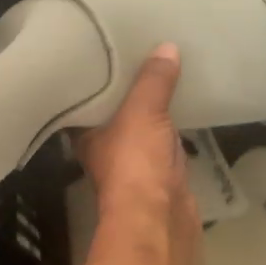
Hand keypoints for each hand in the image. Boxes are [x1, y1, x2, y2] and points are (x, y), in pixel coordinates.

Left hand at [82, 43, 194, 227]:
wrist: (160, 217)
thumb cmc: (136, 163)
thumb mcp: (143, 112)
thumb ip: (154, 81)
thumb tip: (167, 47)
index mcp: (85, 132)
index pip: (83, 97)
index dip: (92, 75)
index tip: (103, 50)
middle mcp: (104, 147)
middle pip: (113, 111)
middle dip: (125, 89)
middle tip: (138, 53)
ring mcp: (133, 163)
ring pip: (140, 127)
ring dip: (151, 109)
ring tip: (164, 74)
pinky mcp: (160, 174)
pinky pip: (164, 141)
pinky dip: (171, 128)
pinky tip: (182, 109)